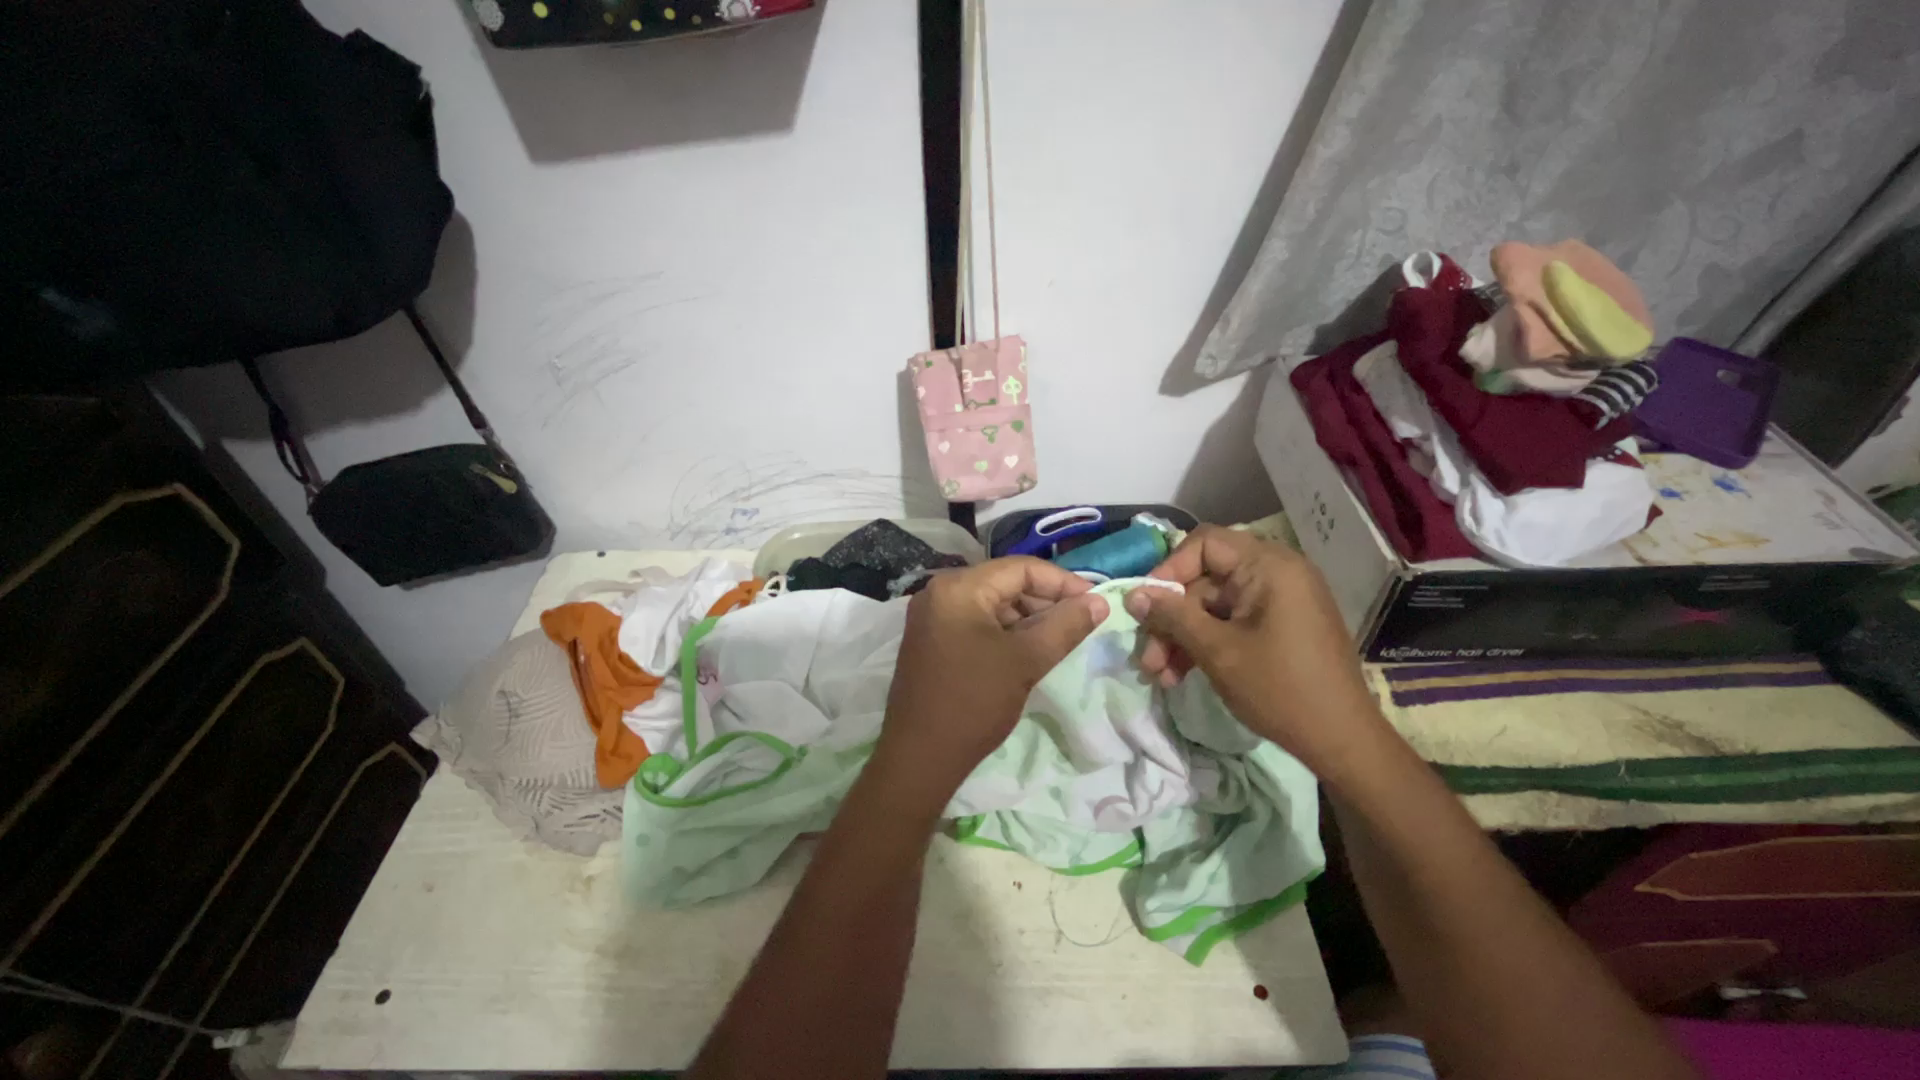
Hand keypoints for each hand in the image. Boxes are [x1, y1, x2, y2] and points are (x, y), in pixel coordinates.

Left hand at [877, 557, 1107, 797]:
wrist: (920, 757)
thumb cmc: (974, 702)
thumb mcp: (1026, 661)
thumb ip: (1066, 626)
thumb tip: (1100, 602)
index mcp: (957, 588)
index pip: (1021, 568)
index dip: (1063, 582)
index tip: (1095, 602)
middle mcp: (939, 592)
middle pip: (1005, 583)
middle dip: (1046, 600)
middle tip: (1081, 623)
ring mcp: (932, 617)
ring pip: (993, 604)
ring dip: (1029, 617)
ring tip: (1061, 639)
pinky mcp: (933, 641)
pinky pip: (977, 623)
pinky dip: (1007, 632)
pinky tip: (1031, 650)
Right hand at [1125, 526, 1382, 776]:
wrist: (1341, 739)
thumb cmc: (1279, 688)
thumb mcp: (1217, 651)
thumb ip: (1173, 617)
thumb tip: (1133, 595)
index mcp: (1270, 566)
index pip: (1205, 544)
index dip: (1169, 571)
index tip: (1145, 608)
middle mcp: (1277, 573)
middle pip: (1205, 580)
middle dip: (1171, 619)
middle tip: (1148, 659)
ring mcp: (1280, 602)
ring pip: (1214, 606)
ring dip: (1183, 637)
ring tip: (1161, 677)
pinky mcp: (1281, 627)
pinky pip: (1233, 622)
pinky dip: (1207, 644)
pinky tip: (1183, 675)